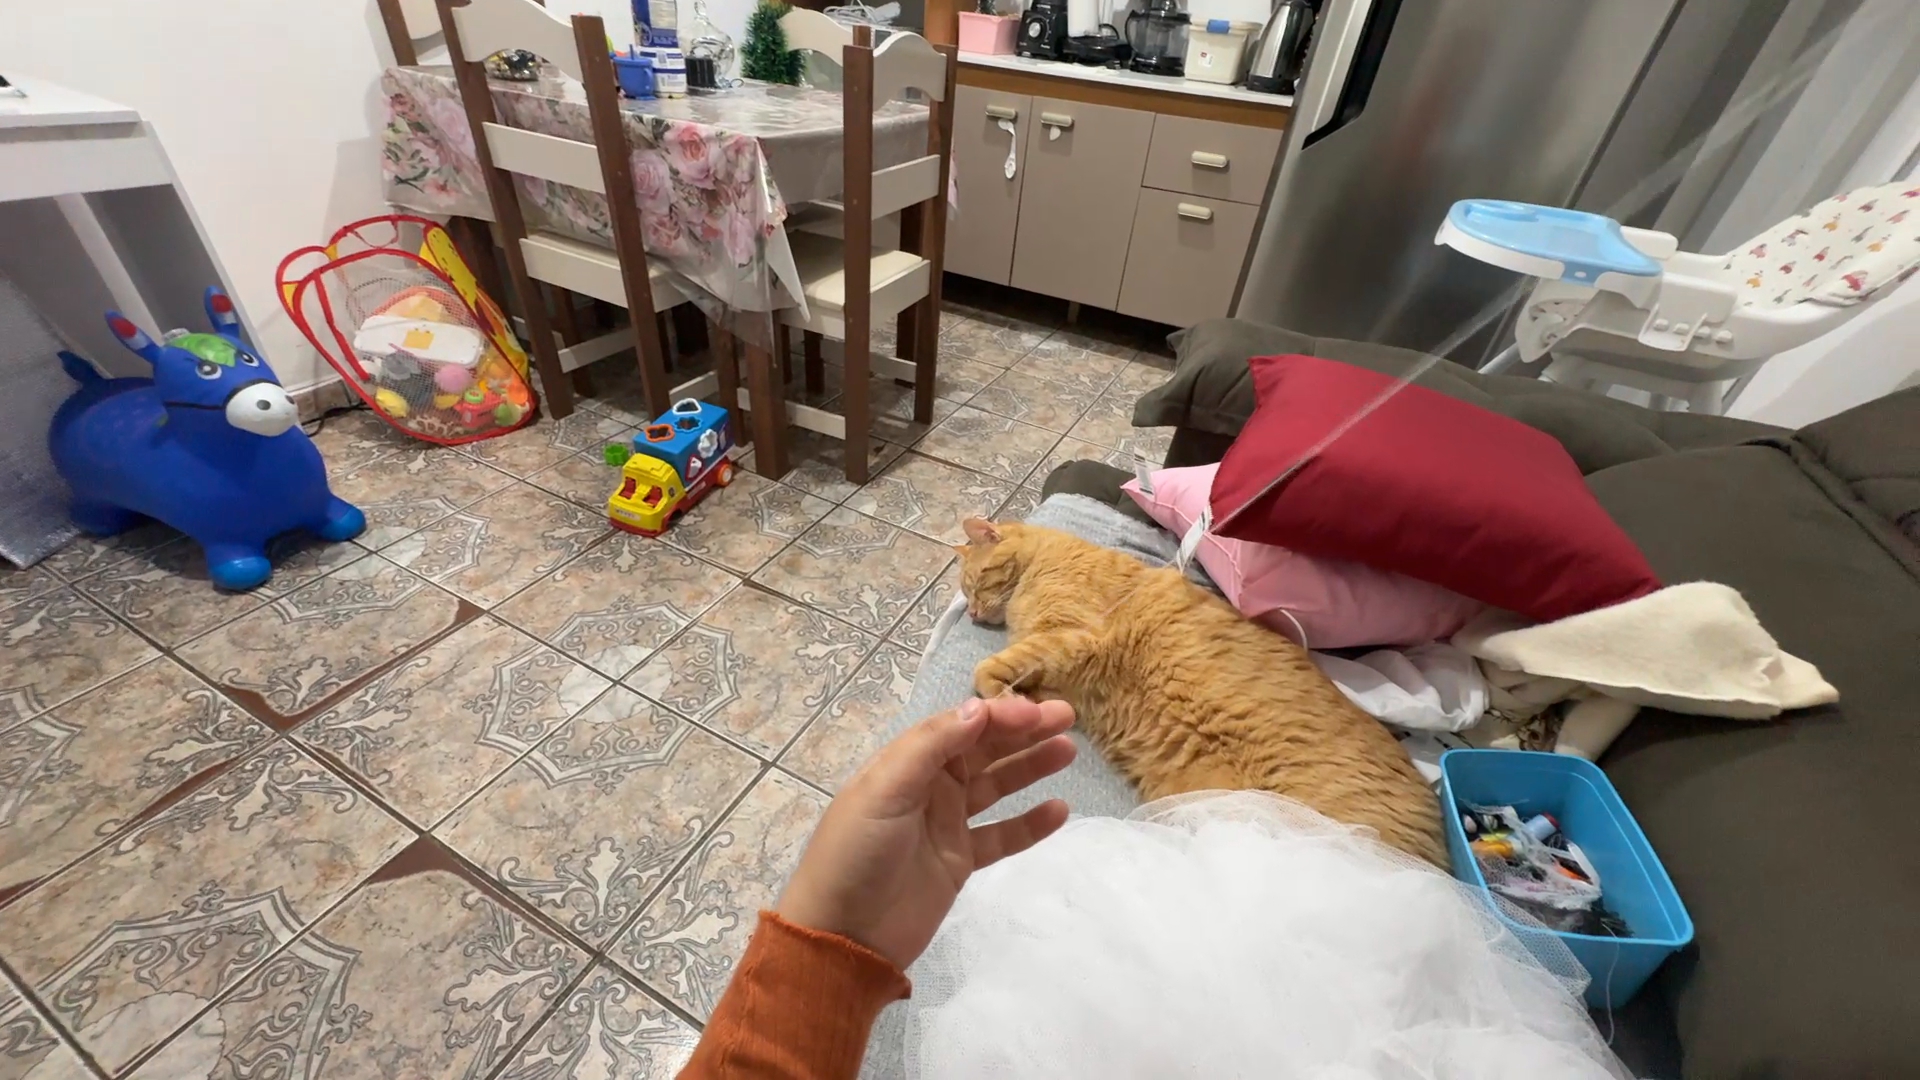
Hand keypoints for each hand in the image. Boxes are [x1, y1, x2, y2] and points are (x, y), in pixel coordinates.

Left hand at [776, 696, 1076, 970]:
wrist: (842, 936)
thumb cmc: (857, 851)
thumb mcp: (886, 788)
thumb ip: (931, 746)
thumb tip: (979, 707)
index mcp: (910, 760)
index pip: (962, 725)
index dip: (999, 714)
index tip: (1036, 712)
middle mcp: (931, 784)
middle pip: (985, 749)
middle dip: (1024, 730)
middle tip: (1067, 716)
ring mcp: (947, 822)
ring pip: (997, 785)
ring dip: (1030, 766)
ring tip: (1068, 750)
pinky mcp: (960, 860)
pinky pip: (1001, 836)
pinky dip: (1028, 824)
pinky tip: (1058, 810)